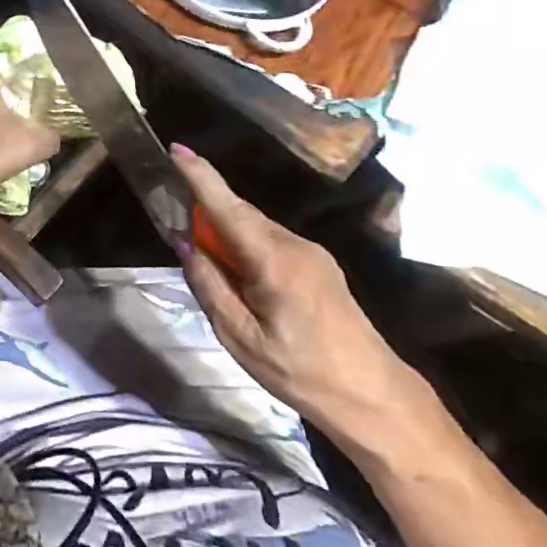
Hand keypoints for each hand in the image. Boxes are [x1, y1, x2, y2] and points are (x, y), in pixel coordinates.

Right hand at [169, 143, 439, 448]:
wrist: (375, 397)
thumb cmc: (300, 372)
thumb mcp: (239, 336)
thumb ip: (209, 284)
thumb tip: (183, 243)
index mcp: (274, 262)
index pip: (227, 209)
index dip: (200, 177)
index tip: (177, 149)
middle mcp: (296, 246)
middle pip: (240, 213)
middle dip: (204, 204)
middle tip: (171, 211)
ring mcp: (312, 254)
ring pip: (254, 226)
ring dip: (223, 228)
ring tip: (199, 251)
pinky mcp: (318, 265)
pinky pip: (269, 240)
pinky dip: (242, 242)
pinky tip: (232, 267)